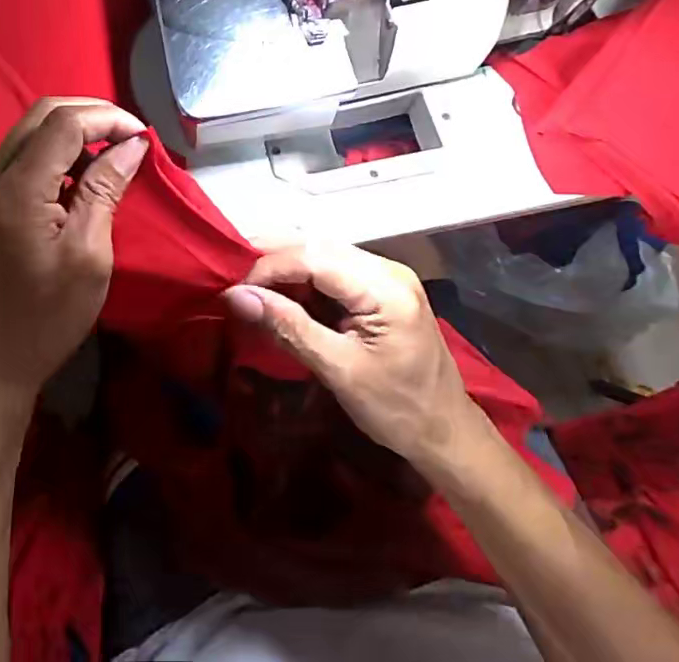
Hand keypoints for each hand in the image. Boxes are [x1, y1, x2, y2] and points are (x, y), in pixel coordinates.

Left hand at [0, 98, 149, 399]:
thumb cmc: (49, 315)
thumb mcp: (90, 252)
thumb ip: (106, 188)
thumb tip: (133, 145)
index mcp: (15, 191)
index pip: (63, 124)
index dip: (109, 119)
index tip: (144, 139)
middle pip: (43, 115)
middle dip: (93, 115)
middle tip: (132, 139)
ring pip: (32, 131)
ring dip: (76, 132)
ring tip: (115, 157)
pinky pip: (25, 156)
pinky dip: (60, 153)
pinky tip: (85, 176)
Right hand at [221, 244, 487, 466]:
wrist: (444, 430)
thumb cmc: (396, 408)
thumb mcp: (338, 370)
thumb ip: (289, 327)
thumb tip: (237, 297)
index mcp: (385, 287)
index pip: (316, 257)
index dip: (270, 267)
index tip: (234, 292)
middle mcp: (389, 269)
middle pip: (321, 247)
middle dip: (275, 261)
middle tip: (236, 286)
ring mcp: (389, 276)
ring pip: (327, 255)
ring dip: (289, 270)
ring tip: (252, 290)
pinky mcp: (384, 289)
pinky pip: (338, 272)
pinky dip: (307, 282)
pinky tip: (284, 296)